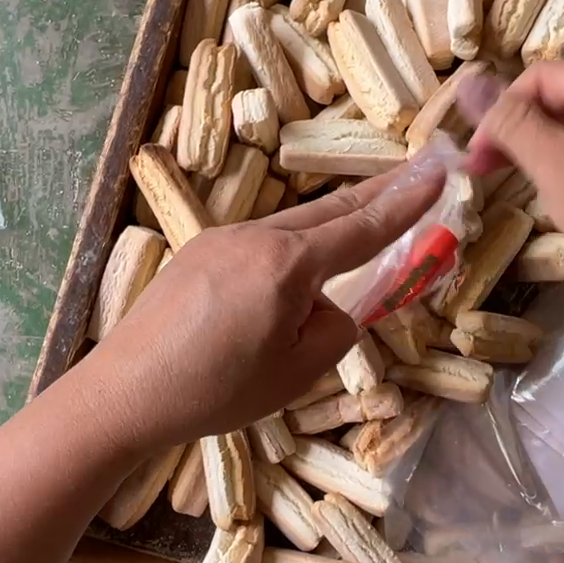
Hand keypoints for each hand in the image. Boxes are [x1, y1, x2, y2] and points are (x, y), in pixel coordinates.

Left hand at [66, 163, 444, 451]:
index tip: (438, 170)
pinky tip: (277, 291)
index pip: (362, 228)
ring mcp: (220, 240)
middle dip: (376, 194)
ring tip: (351, 246)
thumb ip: (334, 329)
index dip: (406, 202)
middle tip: (415, 173)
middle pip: (329, 212)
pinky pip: (257, 248)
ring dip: (327, 234)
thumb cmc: (217, 390)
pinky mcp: (196, 253)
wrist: (125, 392)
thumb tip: (327, 305)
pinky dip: (285, 258)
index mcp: (288, 264)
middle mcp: (256, 237)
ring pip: (290, 231)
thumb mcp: (297, 373)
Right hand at [463, 62, 563, 308]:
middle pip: (562, 98)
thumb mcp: (555, 166)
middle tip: (486, 171)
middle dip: (519, 131)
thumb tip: (469, 83)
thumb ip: (512, 123)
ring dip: (542, 150)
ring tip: (523, 184)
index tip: (477, 155)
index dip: (501, 109)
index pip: (542, 76)